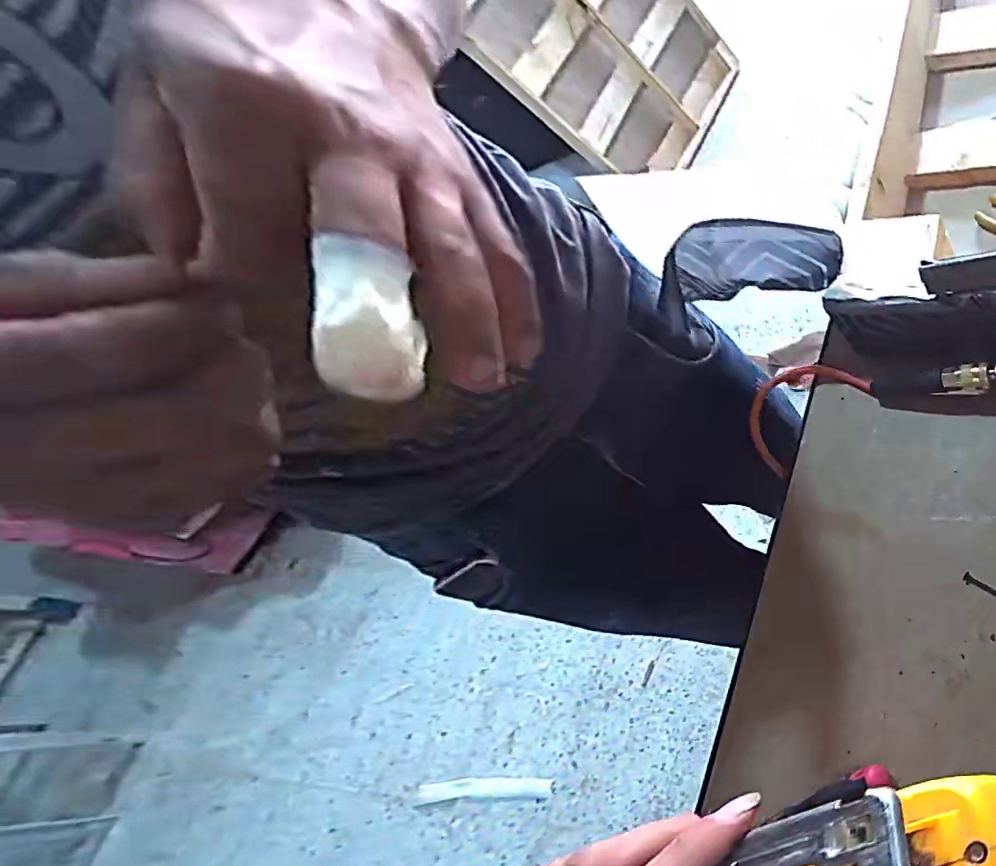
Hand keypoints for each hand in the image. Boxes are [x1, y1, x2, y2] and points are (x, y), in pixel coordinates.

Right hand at [0, 253, 277, 530]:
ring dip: (252, 403)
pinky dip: (249, 437)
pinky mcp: (146, 519)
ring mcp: (98, 502)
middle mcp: (28, 462)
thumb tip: (193, 281)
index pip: (109, 352)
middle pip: (198, 415)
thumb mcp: (6, 295)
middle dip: (231, 366)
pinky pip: (245, 475)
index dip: (185, 321)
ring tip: (220, 374)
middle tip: (225, 339)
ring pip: (240, 450)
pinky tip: (217, 415)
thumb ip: (89, 284)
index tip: (218, 299)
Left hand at [114, 0, 540, 391]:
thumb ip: (164, 184)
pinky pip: (504, 251)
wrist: (333, 3)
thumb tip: (205, 280)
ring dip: (476, 322)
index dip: (252, 277)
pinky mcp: (472, 187)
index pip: (253, 217)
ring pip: (460, 253)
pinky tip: (525, 352)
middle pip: (376, 241)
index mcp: (251, 105)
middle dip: (386, 317)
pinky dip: (519, 305)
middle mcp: (353, 140)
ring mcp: (428, 167)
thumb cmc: (234, 50)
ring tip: (482, 381)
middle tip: (398, 382)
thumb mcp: (155, 86)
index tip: (256, 318)